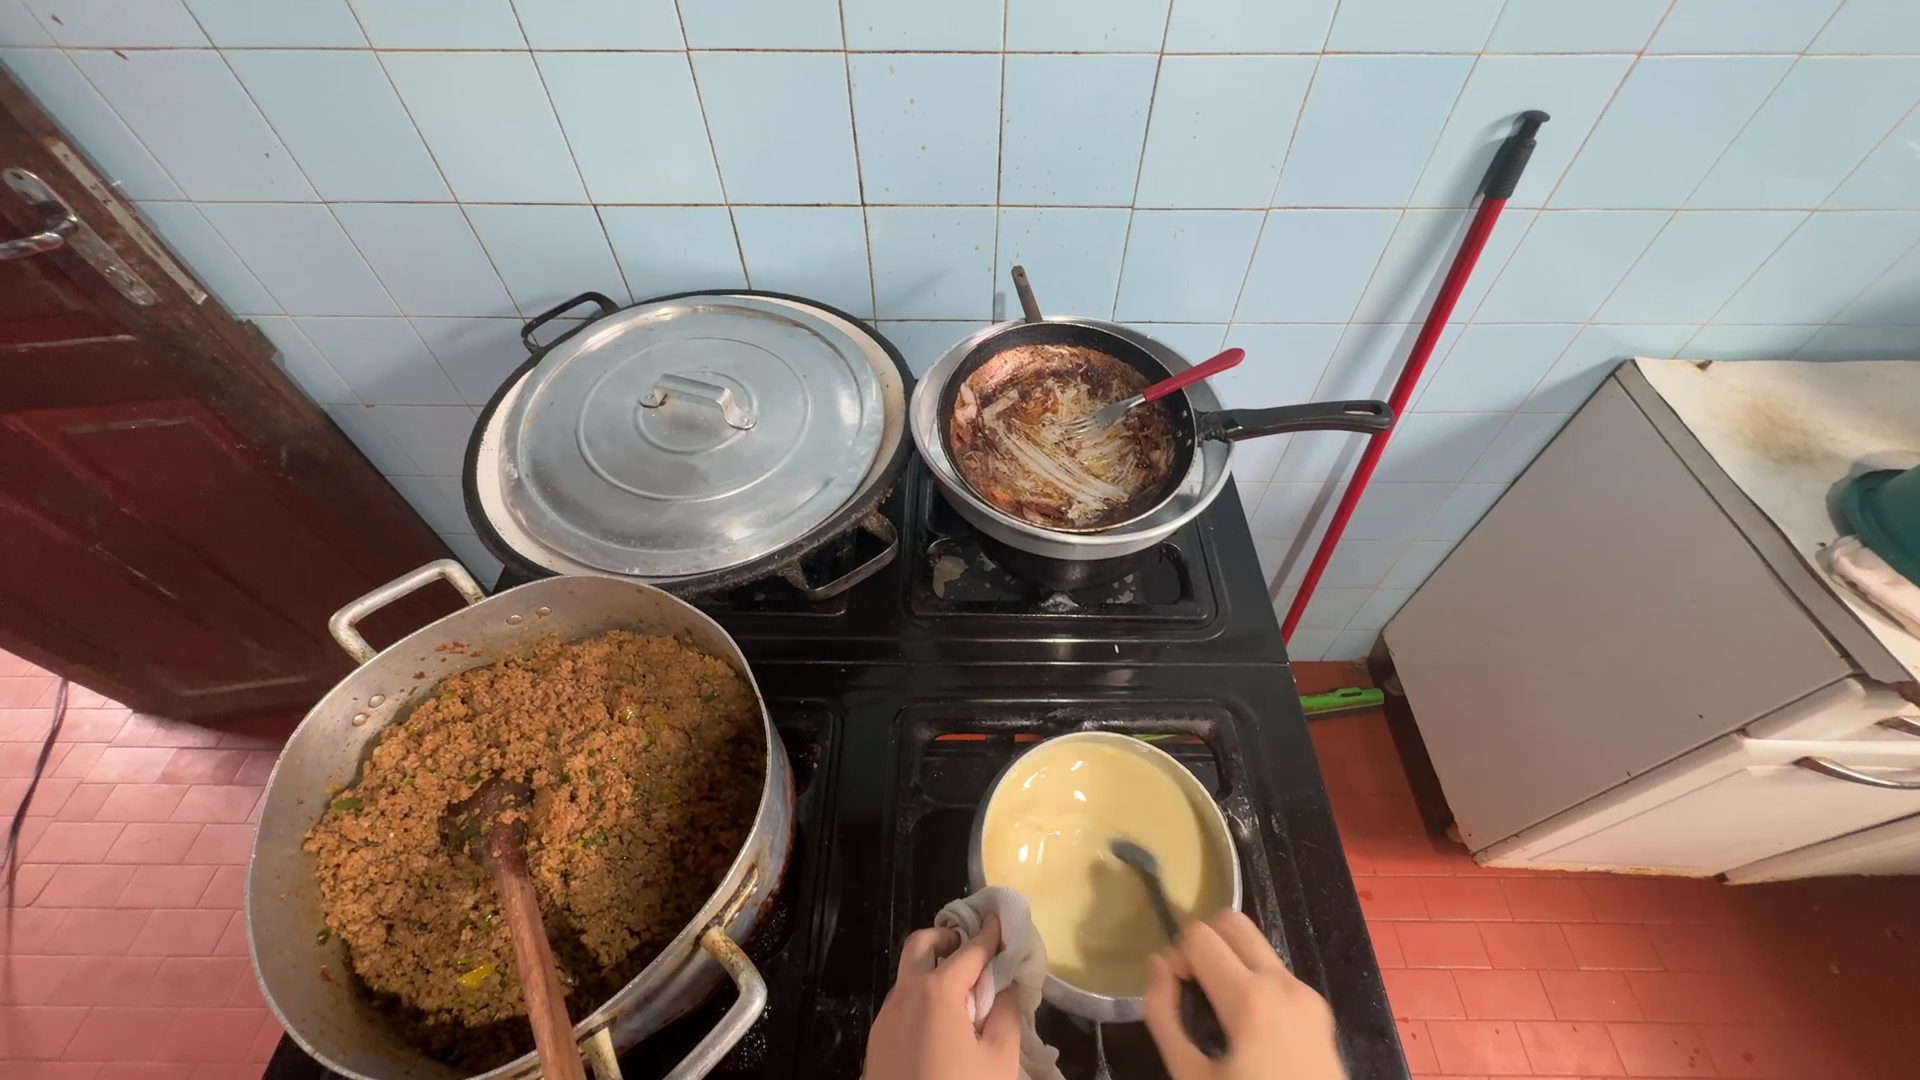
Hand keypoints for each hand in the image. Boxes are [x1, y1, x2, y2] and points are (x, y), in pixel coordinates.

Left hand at [865, 916, 1020, 1079]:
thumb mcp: (998, 1061)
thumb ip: (1006, 1014)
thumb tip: (1005, 986)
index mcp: (937, 991)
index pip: (970, 950)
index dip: (990, 936)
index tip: (1002, 923)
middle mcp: (906, 994)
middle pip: (922, 945)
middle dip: (948, 940)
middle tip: (972, 954)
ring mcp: (885, 1018)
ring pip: (907, 975)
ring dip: (932, 970)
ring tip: (962, 994)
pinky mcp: (876, 1044)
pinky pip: (900, 1005)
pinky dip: (921, 999)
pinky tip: (941, 1027)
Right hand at [1143, 911, 1344, 1079]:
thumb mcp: (1191, 1079)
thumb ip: (1163, 1015)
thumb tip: (1158, 965)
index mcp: (1250, 998)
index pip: (1199, 935)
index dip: (1178, 957)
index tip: (1178, 994)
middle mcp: (1282, 984)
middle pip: (1231, 922)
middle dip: (1205, 943)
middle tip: (1196, 987)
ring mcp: (1307, 995)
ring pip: (1255, 942)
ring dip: (1229, 958)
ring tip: (1220, 1009)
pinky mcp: (1321, 1010)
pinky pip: (1275, 970)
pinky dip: (1252, 977)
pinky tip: (1248, 1027)